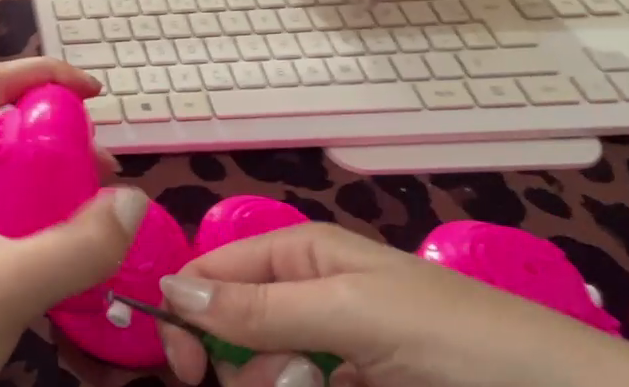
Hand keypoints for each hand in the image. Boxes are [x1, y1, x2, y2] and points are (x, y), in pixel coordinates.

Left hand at [0, 58, 151, 386]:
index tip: (95, 92)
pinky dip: (36, 192)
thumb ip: (77, 246)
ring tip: (94, 194)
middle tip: (103, 160)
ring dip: (50, 163)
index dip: (44, 75)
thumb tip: (134, 199)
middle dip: (54, 126)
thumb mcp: (11, 284)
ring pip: (1, 151)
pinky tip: (66, 223)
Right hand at [154, 223, 628, 386]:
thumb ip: (259, 308)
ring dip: (281, 386)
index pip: (211, 274)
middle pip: (234, 326)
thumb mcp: (352, 316)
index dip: (187, 314)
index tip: (183, 368)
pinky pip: (307, 386)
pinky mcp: (360, 383)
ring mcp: (338, 345)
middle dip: (243, 364)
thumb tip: (168, 290)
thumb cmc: (460, 342)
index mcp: (299, 254)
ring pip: (270, 369)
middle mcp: (309, 292)